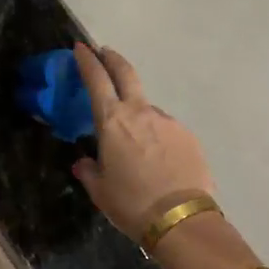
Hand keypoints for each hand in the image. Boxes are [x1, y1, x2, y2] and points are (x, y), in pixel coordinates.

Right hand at [71, 42, 215, 241]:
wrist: (182, 221)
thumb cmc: (132, 204)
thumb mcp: (100, 191)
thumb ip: (88, 171)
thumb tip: (83, 162)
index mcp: (112, 120)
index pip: (96, 78)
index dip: (86, 60)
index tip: (81, 47)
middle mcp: (139, 111)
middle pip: (125, 72)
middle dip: (112, 58)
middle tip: (105, 52)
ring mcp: (167, 121)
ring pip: (147, 107)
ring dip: (138, 113)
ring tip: (136, 143)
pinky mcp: (187, 136)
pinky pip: (166, 129)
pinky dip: (158, 136)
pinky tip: (159, 160)